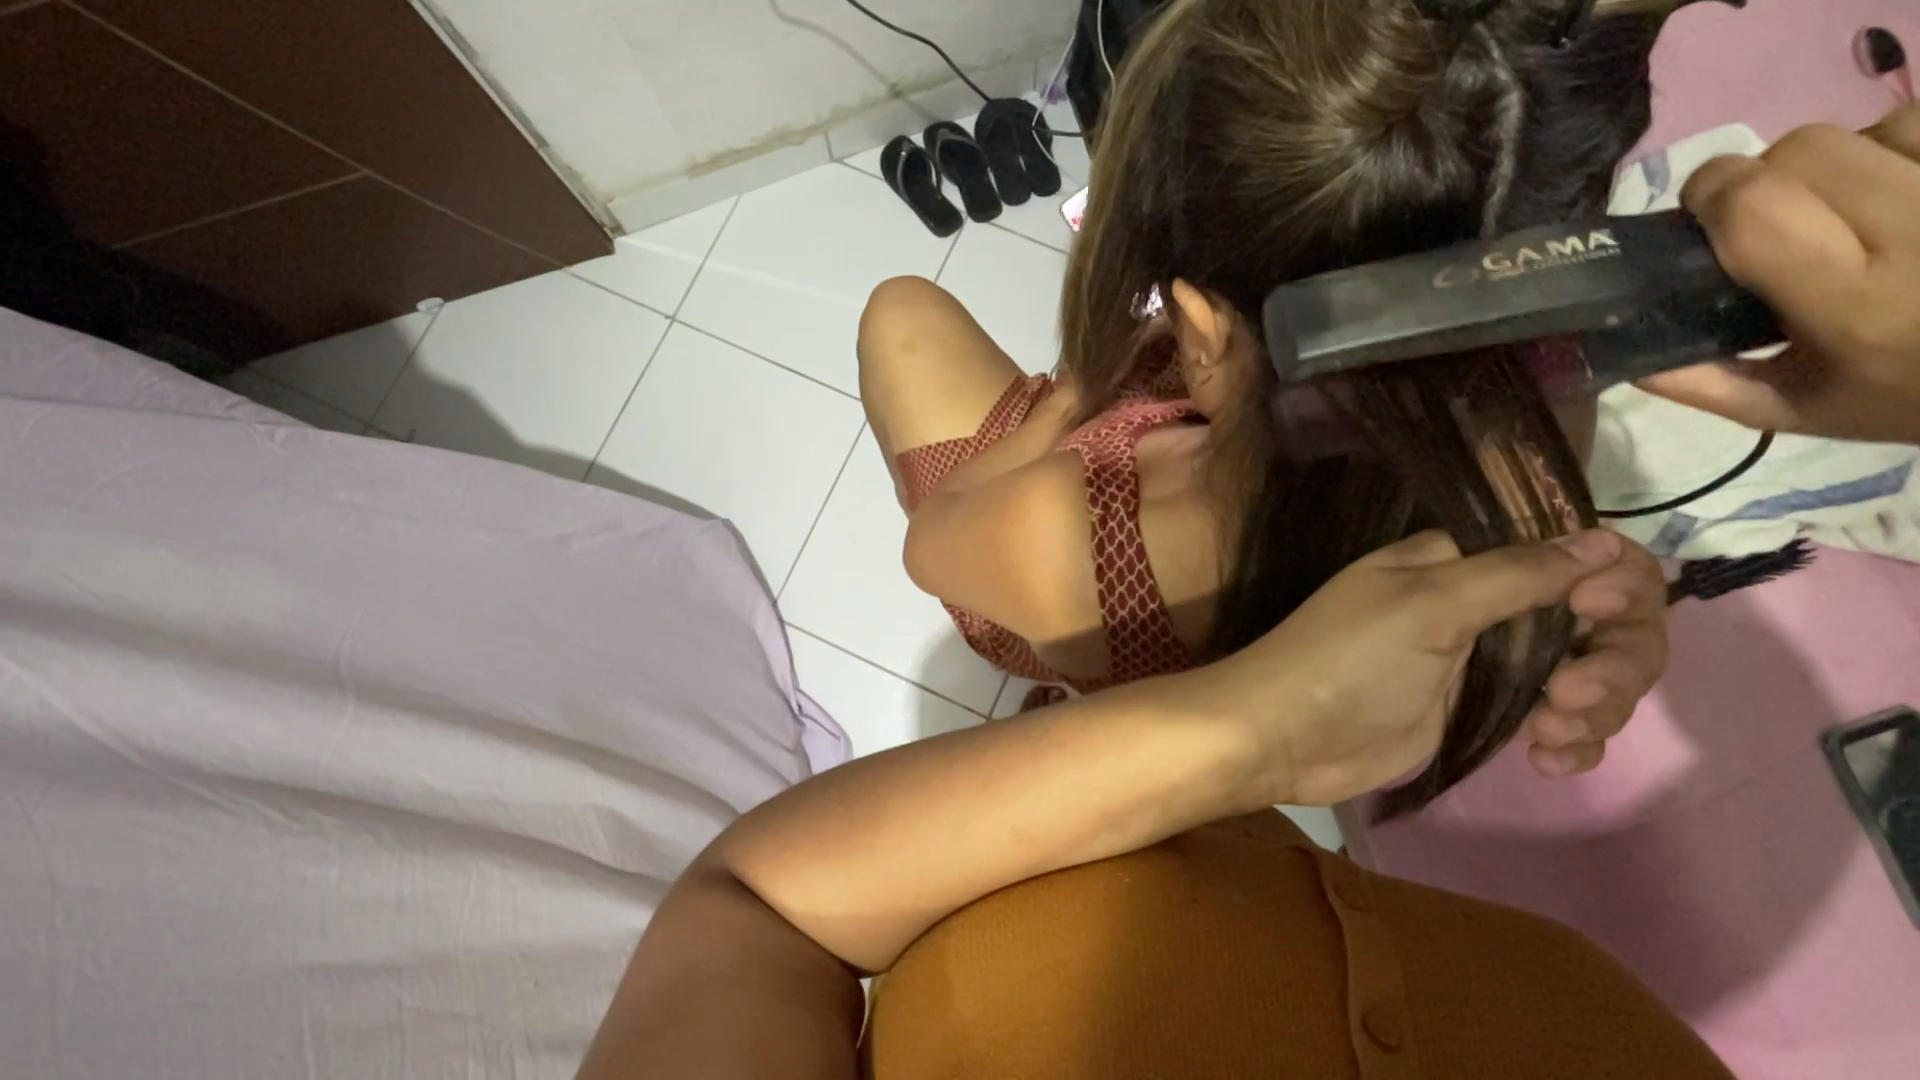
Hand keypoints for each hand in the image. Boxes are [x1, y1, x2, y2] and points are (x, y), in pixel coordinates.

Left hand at [1189, 529, 1665, 807]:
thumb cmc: (1346, 659)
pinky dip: (1573, 740)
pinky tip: (1549, 762)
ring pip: (1591, 672)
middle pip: (1602, 618)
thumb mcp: (1427, 605)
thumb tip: (1602, 539)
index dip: (1611, 580)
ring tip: (1551, 733)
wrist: (1284, 736)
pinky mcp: (1483, 714)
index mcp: (1464, 562)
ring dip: (1595, 705)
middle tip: (1569, 695)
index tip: (1596, 612)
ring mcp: (1487, 662)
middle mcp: (1485, 605)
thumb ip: (1516, 574)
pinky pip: (1562, 720)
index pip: (1573, 552)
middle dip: (1611, 658)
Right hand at [1639, 108, 1919, 442]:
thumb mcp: (1796, 408)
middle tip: (1765, 214)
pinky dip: (1902, 142)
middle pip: (1804, 150)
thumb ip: (1707, 384)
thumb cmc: (1908, 396)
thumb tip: (1627, 355)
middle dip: (1764, 174)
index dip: (1713, 191)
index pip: (1756, 206)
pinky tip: (1900, 183)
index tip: (1699, 212)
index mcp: (1854, 307)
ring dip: (1843, 157)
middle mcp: (1919, 236)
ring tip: (1848, 202)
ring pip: (1874, 125)